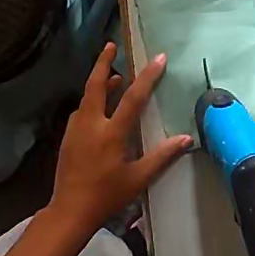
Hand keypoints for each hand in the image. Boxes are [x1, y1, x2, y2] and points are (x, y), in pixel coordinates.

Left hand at [47, 43, 191, 230]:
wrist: (70, 210)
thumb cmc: (107, 195)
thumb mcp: (139, 178)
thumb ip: (162, 156)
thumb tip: (186, 138)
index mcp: (111, 133)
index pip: (133, 98)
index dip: (147, 77)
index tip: (158, 58)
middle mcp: (91, 124)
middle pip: (96, 85)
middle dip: (103, 63)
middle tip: (110, 45)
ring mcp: (76, 130)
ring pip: (87, 98)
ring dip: (100, 84)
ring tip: (115, 78)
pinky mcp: (68, 138)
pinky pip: (82, 112)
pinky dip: (93, 102)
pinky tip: (101, 109)